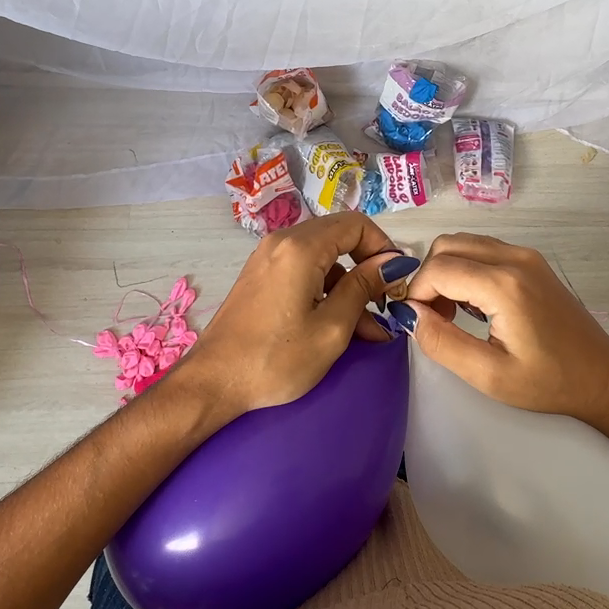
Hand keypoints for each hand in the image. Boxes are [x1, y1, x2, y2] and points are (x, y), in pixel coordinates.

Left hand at [169, 213, 417, 418]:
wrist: (212, 384)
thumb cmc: (276, 359)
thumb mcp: (332, 328)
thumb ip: (364, 289)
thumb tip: (392, 263)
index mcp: (301, 247)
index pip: (357, 224)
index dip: (383, 247)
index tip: (397, 280)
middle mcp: (283, 241)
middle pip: (340, 235)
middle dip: (368, 265)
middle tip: (387, 300)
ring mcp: (268, 257)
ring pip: (324, 256)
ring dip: (350, 283)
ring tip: (370, 327)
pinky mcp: (261, 276)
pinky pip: (304, 269)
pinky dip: (327, 289)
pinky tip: (340, 324)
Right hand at [395, 233, 608, 427]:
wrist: (601, 376)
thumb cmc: (547, 382)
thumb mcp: (489, 375)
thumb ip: (443, 343)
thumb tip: (410, 315)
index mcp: (504, 285)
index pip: (438, 268)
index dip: (417, 293)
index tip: (419, 324)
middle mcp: (514, 258)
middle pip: (447, 245)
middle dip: (429, 278)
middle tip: (434, 318)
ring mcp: (525, 254)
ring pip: (463, 242)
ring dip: (446, 271)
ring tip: (452, 314)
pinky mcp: (531, 260)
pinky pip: (483, 249)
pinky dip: (466, 268)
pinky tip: (474, 305)